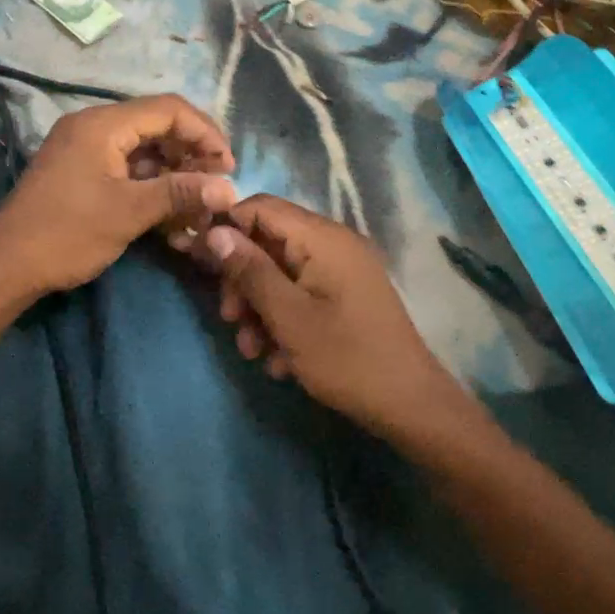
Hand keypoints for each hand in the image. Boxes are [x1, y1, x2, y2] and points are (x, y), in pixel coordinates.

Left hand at [0, 94, 237, 299]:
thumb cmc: (68, 232)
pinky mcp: (78, 171)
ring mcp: (83, 149)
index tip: (229, 167)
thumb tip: (228, 188)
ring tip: (197, 205)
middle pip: (156, 126)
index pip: (168, 109)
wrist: (7, 265)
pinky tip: (169, 214)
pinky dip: (149, 185)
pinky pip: (124, 167)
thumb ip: (180, 193)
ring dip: (172, 173)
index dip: (205, 133)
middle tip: (215, 187)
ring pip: (142, 149)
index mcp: (102, 124)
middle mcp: (92, 126)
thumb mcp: (129, 212)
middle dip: (191, 154)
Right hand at [194, 195, 496, 445]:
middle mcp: (334, 244)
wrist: (411, 406)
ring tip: (253, 350)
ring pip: (282, 273)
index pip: (260, 207)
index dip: (227, 228)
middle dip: (242, 280)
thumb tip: (215, 231)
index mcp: (322, 238)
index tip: (203, 264)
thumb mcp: (288, 316)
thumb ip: (249, 270)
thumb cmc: (346, 357)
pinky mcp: (347, 297)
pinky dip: (285, 320)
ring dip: (260, 308)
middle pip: (269, 242)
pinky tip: (279, 360)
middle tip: (230, 319)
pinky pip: (303, 293)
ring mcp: (343, 271)